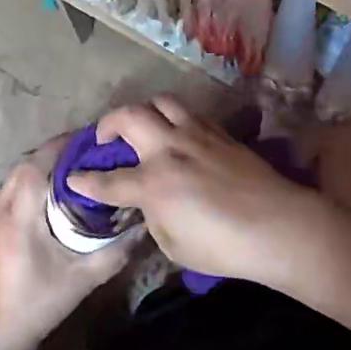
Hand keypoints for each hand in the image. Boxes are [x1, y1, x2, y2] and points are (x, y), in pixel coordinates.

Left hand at [0, 141, 138, 349]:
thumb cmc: (37, 303)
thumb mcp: (82, 279)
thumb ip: (114, 252)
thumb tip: (144, 228)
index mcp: (22, 213)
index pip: (39, 162)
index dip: (65, 145)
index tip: (93, 140)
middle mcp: (4, 206)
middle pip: (27, 162)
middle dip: (57, 151)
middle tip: (90, 153)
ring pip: (18, 174)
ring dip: (44, 164)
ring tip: (77, 167)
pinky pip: (14, 188)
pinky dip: (34, 179)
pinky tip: (56, 193)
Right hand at [65, 96, 316, 282]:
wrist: (278, 225)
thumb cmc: (224, 247)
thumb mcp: (174, 245)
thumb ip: (153, 217)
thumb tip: (149, 202)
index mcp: (154, 183)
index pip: (108, 181)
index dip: (85, 181)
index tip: (73, 177)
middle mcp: (169, 149)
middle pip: (128, 117)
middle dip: (108, 124)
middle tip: (105, 138)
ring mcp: (195, 134)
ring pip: (160, 102)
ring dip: (143, 111)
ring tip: (143, 126)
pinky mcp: (219, 131)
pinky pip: (188, 111)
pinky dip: (173, 117)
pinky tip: (176, 133)